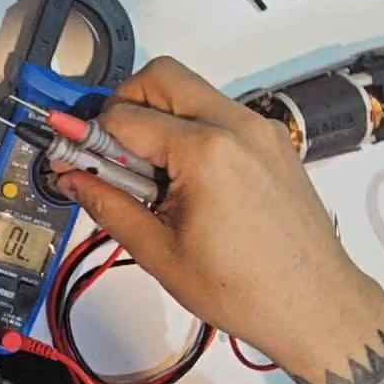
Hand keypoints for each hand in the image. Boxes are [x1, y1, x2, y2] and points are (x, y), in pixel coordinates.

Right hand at [55, 58, 383, 382]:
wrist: (315, 306)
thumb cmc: (240, 288)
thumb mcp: (156, 251)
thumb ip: (107, 203)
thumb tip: (70, 177)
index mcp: (205, 152)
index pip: (124, 118)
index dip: (86, 137)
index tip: (68, 156)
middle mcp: (236, 127)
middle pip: (161, 77)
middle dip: (121, 104)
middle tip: (106, 151)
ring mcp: (259, 131)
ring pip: (190, 92)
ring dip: (154, 118)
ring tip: (144, 175)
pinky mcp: (271, 143)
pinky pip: (216, 114)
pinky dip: (186, 131)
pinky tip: (178, 180)